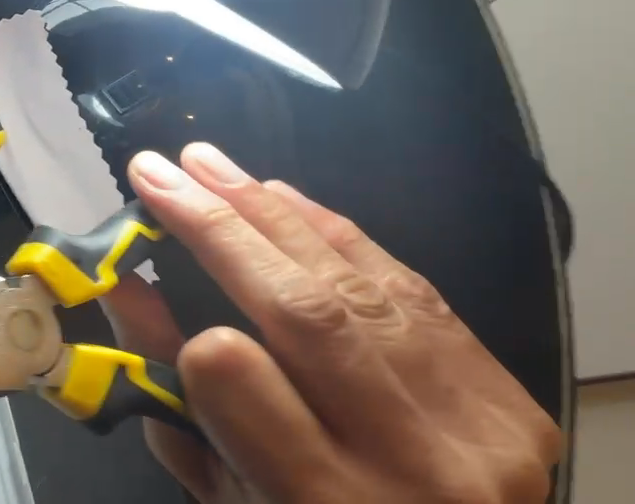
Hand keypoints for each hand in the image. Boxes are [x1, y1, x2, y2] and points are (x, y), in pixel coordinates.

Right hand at [102, 143, 559, 502]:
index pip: (235, 373)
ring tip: (207, 164)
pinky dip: (339, 234)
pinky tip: (285, 196)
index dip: (184, 326)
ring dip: (271, 210)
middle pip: (303, 310)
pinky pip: (412, 291)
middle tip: (160, 169)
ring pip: (357, 286)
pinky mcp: (512, 402)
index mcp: (324, 500)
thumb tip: (122, 283)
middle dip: (218, 224)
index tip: (142, 282)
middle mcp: (415, 465)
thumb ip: (167, 387)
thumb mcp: (221, 489)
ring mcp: (479, 430)